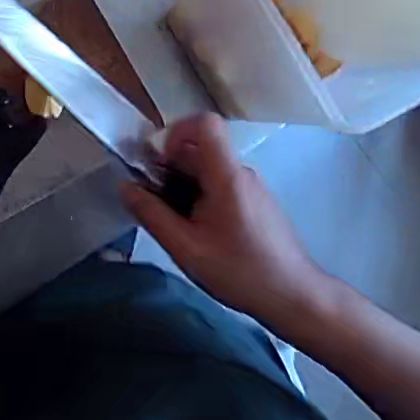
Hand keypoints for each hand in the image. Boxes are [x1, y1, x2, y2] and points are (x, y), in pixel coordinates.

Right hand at [120, 113, 335, 322]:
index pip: (204, 124)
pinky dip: (197, 195)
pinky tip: (195, 230)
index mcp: (227, 177)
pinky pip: (218, 183)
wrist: (293, 295)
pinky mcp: (253, 200)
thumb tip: (125, 187)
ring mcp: (249, 186)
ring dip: (180, 184)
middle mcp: (241, 173)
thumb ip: (152, 215)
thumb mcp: (186, 248)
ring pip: (206, 167)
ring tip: (173, 222)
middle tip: (152, 201)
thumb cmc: (240, 272)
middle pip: (199, 147)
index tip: (156, 164)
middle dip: (168, 167)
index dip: (173, 133)